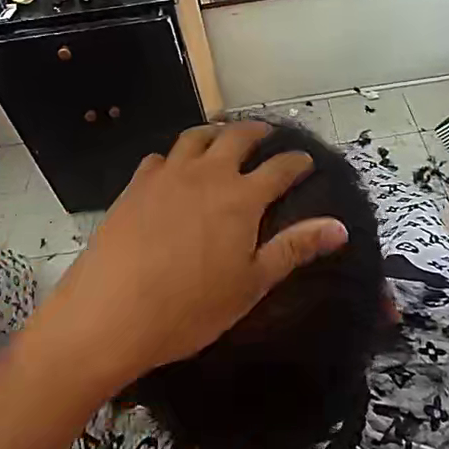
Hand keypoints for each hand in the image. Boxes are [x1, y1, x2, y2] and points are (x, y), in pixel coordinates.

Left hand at [38, 122, 347, 377]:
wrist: (107, 316)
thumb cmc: (189, 308)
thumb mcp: (251, 284)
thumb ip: (295, 248)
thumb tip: (340, 227)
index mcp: (242, 197)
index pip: (281, 168)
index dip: (298, 163)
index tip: (306, 163)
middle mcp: (207, 174)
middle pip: (238, 137)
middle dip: (258, 132)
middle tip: (268, 136)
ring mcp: (167, 176)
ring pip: (197, 136)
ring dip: (216, 132)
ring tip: (223, 137)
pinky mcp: (135, 186)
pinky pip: (160, 157)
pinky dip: (176, 156)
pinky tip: (174, 169)